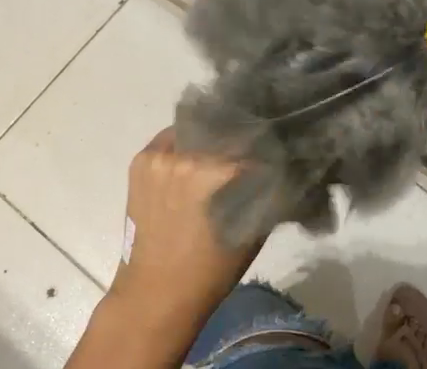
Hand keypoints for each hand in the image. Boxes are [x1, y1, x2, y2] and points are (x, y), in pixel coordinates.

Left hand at [112, 127, 261, 319]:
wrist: (154, 294)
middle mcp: (187, 157)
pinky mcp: (142, 160)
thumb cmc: (210, 270)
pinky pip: (172, 140)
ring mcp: (160, 157)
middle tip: (250, 152)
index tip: (275, 151)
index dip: (267, 145)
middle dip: (239, 141)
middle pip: (224, 132)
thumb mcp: (253, 230)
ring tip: (222, 155)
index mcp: (218, 173)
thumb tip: (284, 163)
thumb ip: (268, 190)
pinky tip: (195, 160)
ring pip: (197, 132)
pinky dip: (186, 146)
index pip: (253, 141)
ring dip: (211, 141)